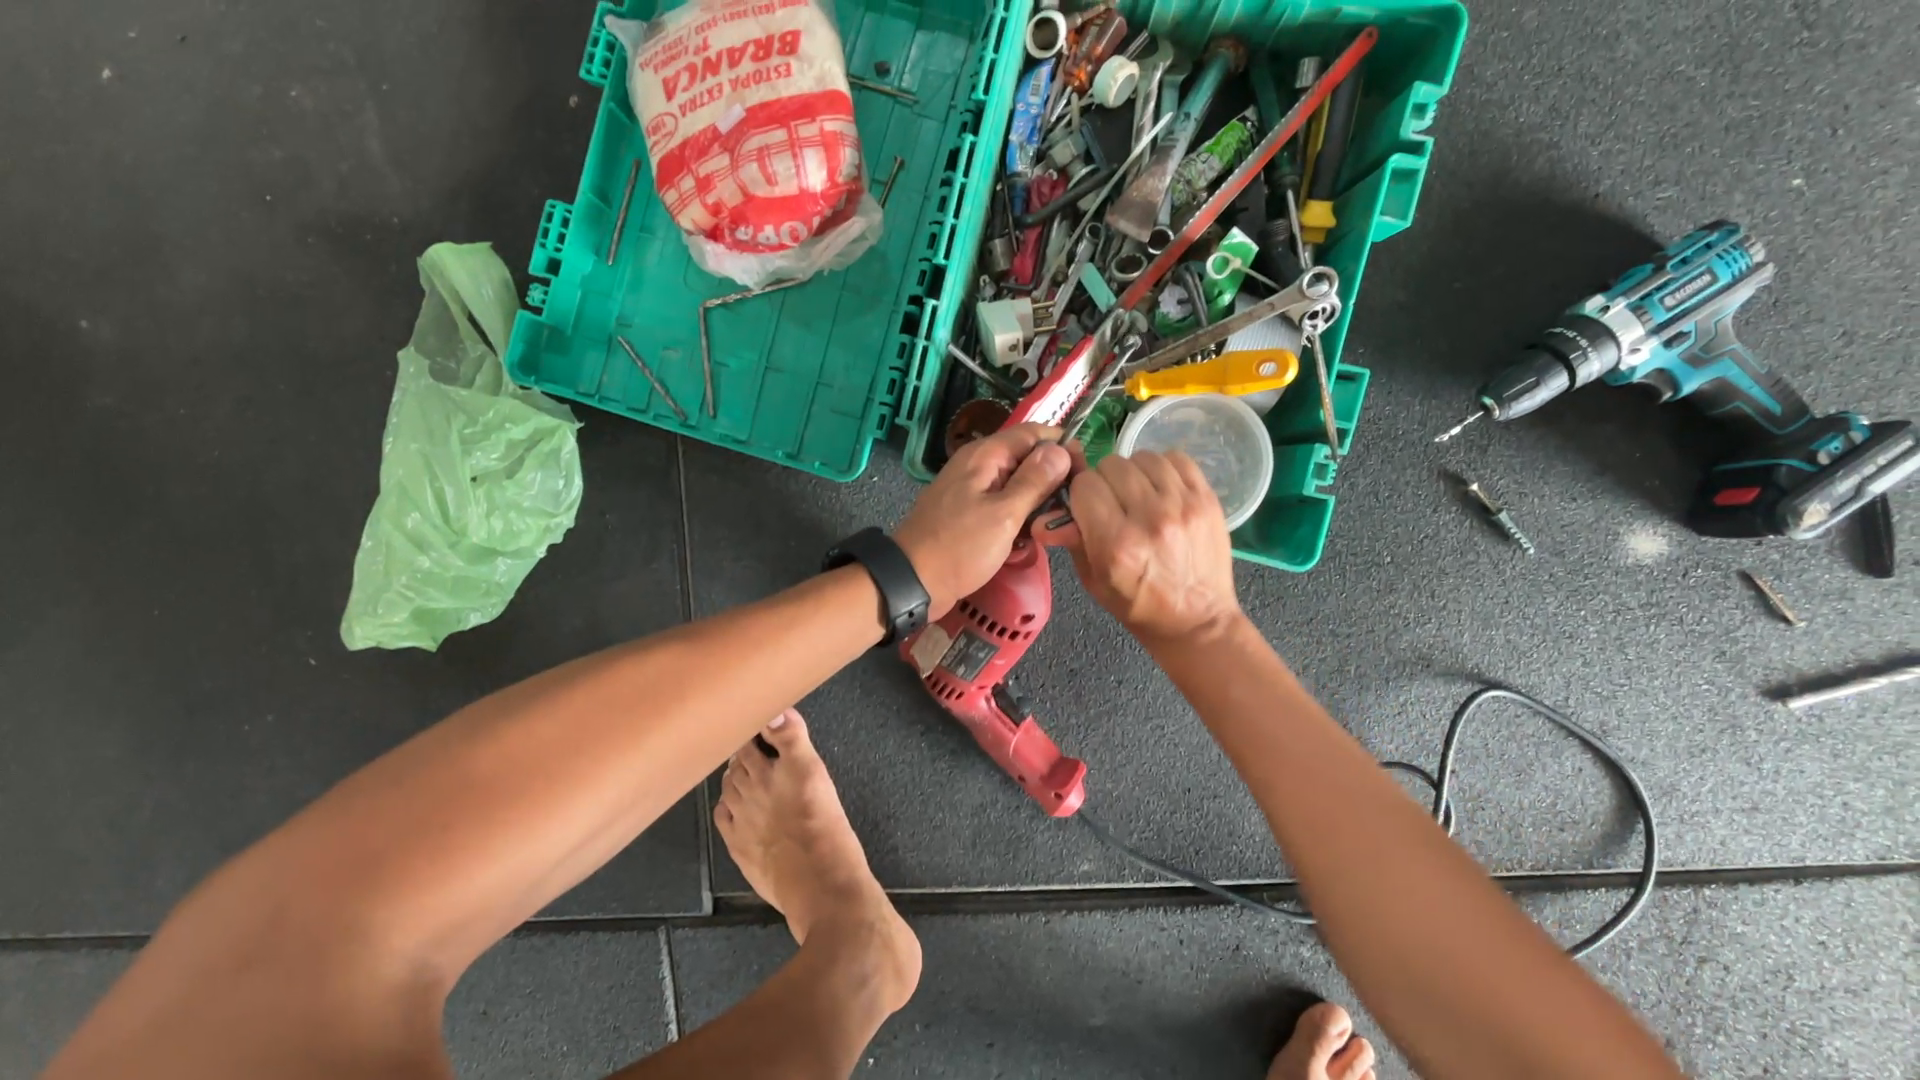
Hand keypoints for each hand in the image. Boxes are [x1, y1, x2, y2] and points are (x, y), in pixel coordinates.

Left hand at [894, 423, 1073, 616]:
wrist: (913, 582)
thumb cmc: (959, 547)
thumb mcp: (1004, 514)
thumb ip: (1034, 481)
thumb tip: (1062, 449)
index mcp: (985, 456)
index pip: (1034, 433)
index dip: (1063, 447)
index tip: (1086, 472)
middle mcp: (979, 465)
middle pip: (1027, 458)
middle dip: (1053, 478)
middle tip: (1075, 506)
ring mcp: (974, 490)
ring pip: (1018, 485)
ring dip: (1038, 502)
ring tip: (1058, 523)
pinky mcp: (972, 514)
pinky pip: (1005, 506)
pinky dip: (1021, 518)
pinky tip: (1033, 538)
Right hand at [1060, 451, 1241, 643]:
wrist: (1197, 619)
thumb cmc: (1137, 604)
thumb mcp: (1094, 580)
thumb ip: (1072, 540)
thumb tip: (1044, 518)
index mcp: (1116, 544)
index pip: (1084, 485)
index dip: (1081, 495)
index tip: (1088, 510)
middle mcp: (1149, 519)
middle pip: (1111, 465)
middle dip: (1105, 482)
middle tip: (1113, 505)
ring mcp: (1183, 506)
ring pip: (1142, 457)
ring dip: (1134, 473)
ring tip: (1138, 496)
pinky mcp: (1207, 498)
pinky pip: (1176, 458)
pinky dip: (1163, 469)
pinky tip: (1161, 490)